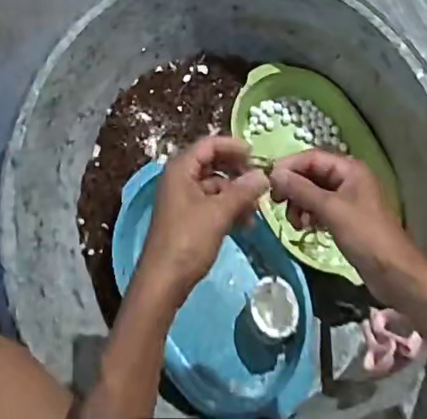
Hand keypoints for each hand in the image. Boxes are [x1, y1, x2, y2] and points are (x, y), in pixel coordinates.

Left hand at [138, 136, 269, 301]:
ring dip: (235, 193)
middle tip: (260, 182)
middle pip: (212, 163)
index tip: (257, 156)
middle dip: (237, 171)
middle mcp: (179, 178)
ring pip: (213, 185)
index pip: (209, 144)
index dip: (233, 146)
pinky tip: (245, 223)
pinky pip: (211, 203)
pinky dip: (227, 208)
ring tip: (256, 208)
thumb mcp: (218, 213)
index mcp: (181, 168)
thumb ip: (242, 191)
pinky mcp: (186, 218)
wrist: (163, 282)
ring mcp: (182, 198)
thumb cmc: (187, 241)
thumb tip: (264, 175)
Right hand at [269, 150, 426, 300]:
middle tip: (277, 202)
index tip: (268, 181)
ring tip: (294, 222)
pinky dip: (309, 214)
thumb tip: (274, 173)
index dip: (289, 166)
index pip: (311, 157)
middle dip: (293, 187)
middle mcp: (348, 178)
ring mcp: (347, 198)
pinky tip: (304, 227)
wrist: (396, 275)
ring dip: (299, 203)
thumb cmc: (366, 236)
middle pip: (311, 173)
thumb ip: (301, 189)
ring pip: (313, 191)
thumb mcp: (331, 210)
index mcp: (349, 168)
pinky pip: (319, 207)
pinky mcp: (345, 218)